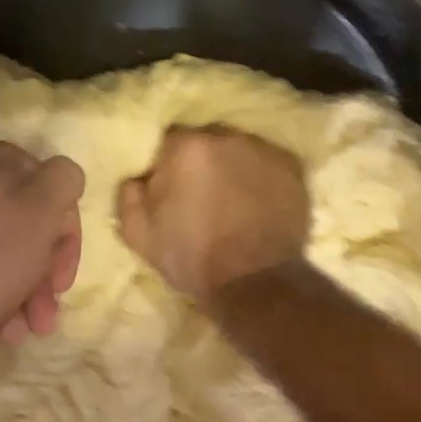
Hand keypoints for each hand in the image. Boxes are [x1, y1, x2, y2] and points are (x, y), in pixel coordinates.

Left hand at [0, 141, 84, 345]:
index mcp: (3, 161)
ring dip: (31, 295)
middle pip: (36, 228)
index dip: (66, 238)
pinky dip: (3, 301)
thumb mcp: (42, 206)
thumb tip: (66, 180)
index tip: (61, 277)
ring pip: (15, 256)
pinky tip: (5, 329)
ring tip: (31, 329)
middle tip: (47, 313)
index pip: (57, 194)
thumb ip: (65, 179)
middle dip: (48, 274)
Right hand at [117, 125, 309, 305]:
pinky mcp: (292, 167)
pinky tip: (259, 203)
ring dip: (233, 166)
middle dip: (203, 162)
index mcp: (186, 145)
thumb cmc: (192, 257)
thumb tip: (138, 176)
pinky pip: (269, 162)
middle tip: (205, 196)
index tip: (175, 191)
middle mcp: (226, 136)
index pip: (171, 141)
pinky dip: (262, 177)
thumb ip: (128, 193)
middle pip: (207, 140)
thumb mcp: (138, 233)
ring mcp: (263, 149)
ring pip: (239, 149)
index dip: (170, 165)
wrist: (255, 285)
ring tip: (235, 201)